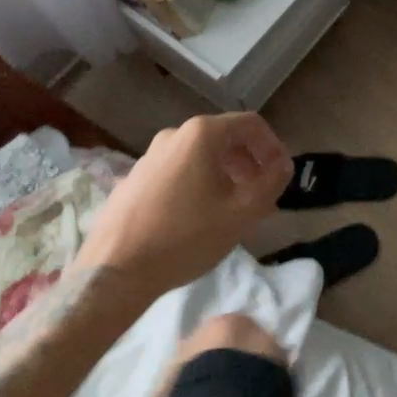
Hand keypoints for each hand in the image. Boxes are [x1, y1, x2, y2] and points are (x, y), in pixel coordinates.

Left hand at [75, 113, 291, 304]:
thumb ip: (271, 182)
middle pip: (224, 139)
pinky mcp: (132, 181)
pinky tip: (198, 218)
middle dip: (249, 163)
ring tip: (233, 208)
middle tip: (261, 194)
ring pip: (199, 157)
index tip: (281, 175)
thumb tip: (282, 167)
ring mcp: (148, 158)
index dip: (274, 146)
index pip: (251, 125)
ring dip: (224, 175)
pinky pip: (176, 173)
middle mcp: (173, 136)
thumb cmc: (187, 236)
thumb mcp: (243, 212)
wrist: (115, 272)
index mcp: (201, 135)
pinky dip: (197, 185)